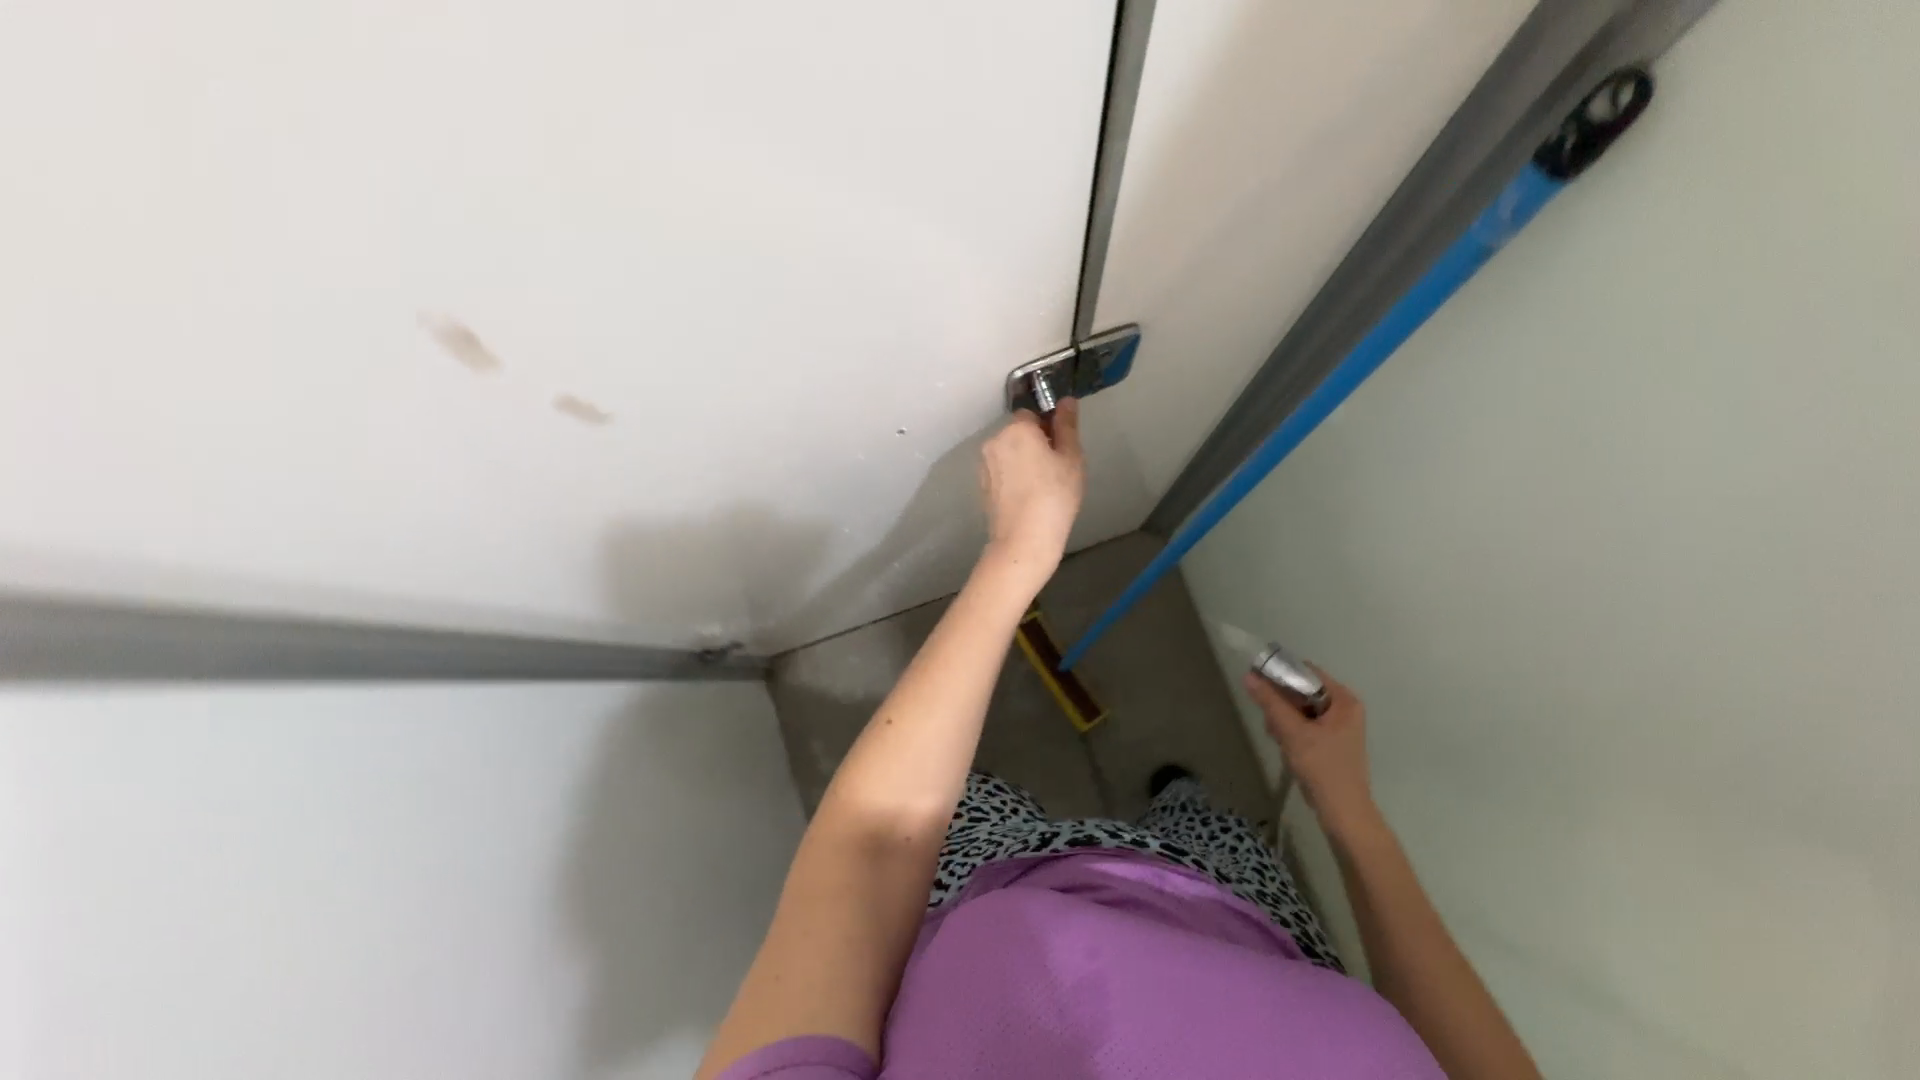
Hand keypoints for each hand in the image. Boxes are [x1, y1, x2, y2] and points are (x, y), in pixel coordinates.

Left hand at [978, 399, 1083, 586]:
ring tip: (1042, 488)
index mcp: (1016, 429)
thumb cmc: (1054, 497)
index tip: (1061, 450)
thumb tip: (1065, 400)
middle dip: (1035, 445)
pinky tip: (1027, 499)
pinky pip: (1002, 472)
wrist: (1023, 541)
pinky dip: (1013, 479)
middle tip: (1056, 471)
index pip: (1033, 415)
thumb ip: (1067, 426)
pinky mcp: (982, 486)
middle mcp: (994, 441)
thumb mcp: (1071, 458)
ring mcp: (984, 465)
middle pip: (1018, 434)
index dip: (1049, 429)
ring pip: (1009, 454)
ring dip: (1023, 462)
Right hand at [1244, 666, 1379, 836]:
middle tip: (1270, 719)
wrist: (1342, 810)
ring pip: (1300, 709)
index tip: (1259, 683)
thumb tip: (1248, 676)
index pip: (1308, 672)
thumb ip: (1271, 702)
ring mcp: (1338, 726)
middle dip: (1282, 703)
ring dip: (1284, 719)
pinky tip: (1285, 745)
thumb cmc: (1322, 766)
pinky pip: (1304, 724)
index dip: (1282, 673)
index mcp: (1344, 700)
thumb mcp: (1293, 732)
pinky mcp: (1330, 741)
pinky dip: (1291, 731)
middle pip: (1303, 690)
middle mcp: (1345, 708)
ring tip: (1278, 737)